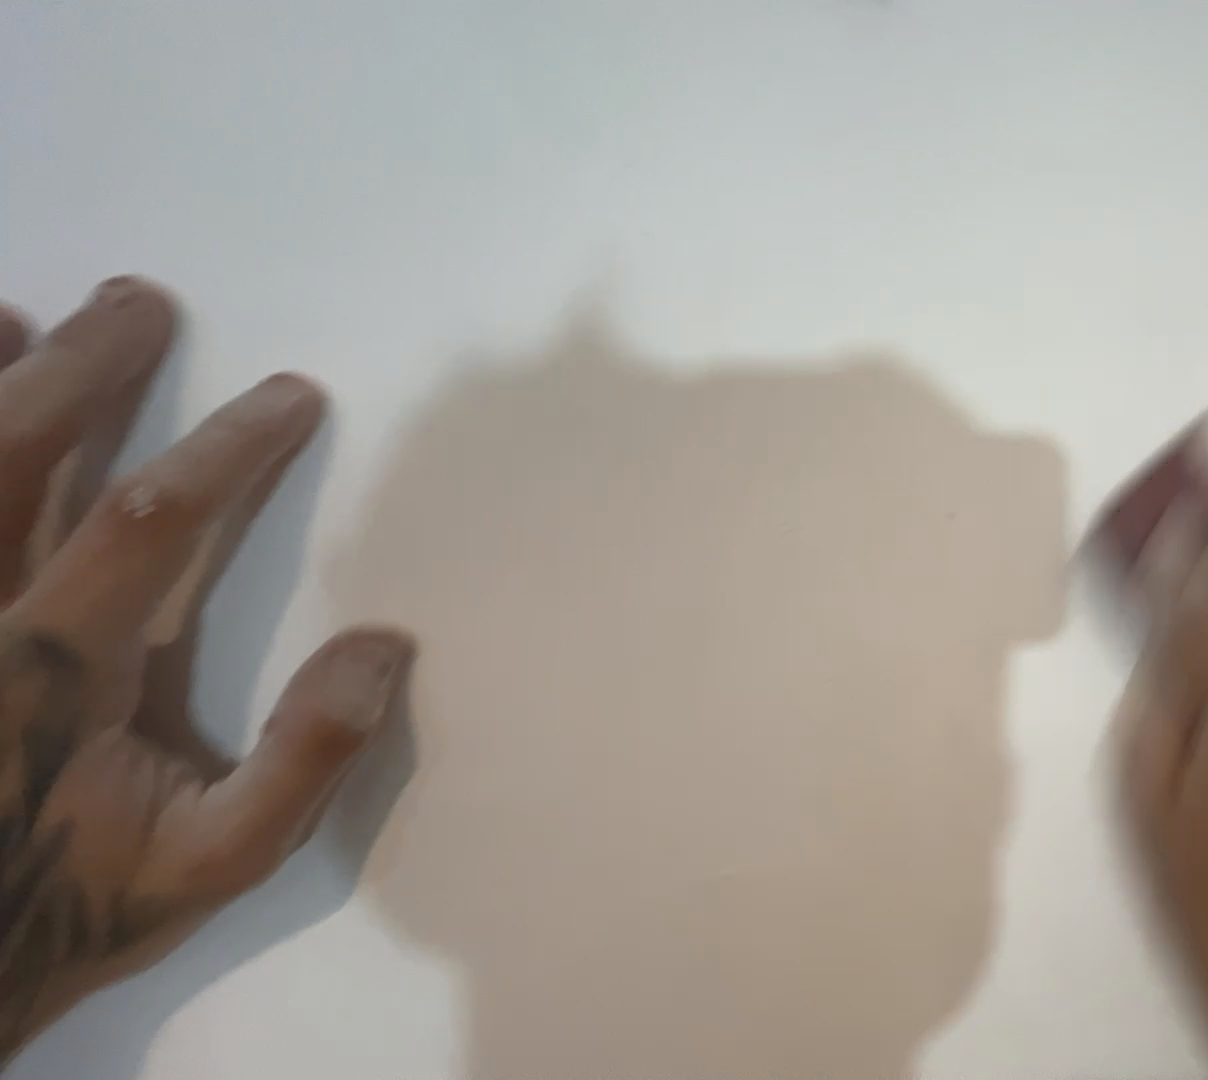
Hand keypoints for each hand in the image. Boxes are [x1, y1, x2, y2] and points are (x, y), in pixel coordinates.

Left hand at [0, 278, 413, 1059]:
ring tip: (11, 308)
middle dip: (86, 372)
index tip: (290, 395)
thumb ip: (310, 758)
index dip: (227, 447)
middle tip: (138, 301)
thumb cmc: (79, 903)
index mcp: (60, 666)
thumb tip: (388, 645)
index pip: (147, 518)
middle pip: (9, 460)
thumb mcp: (227, 854)